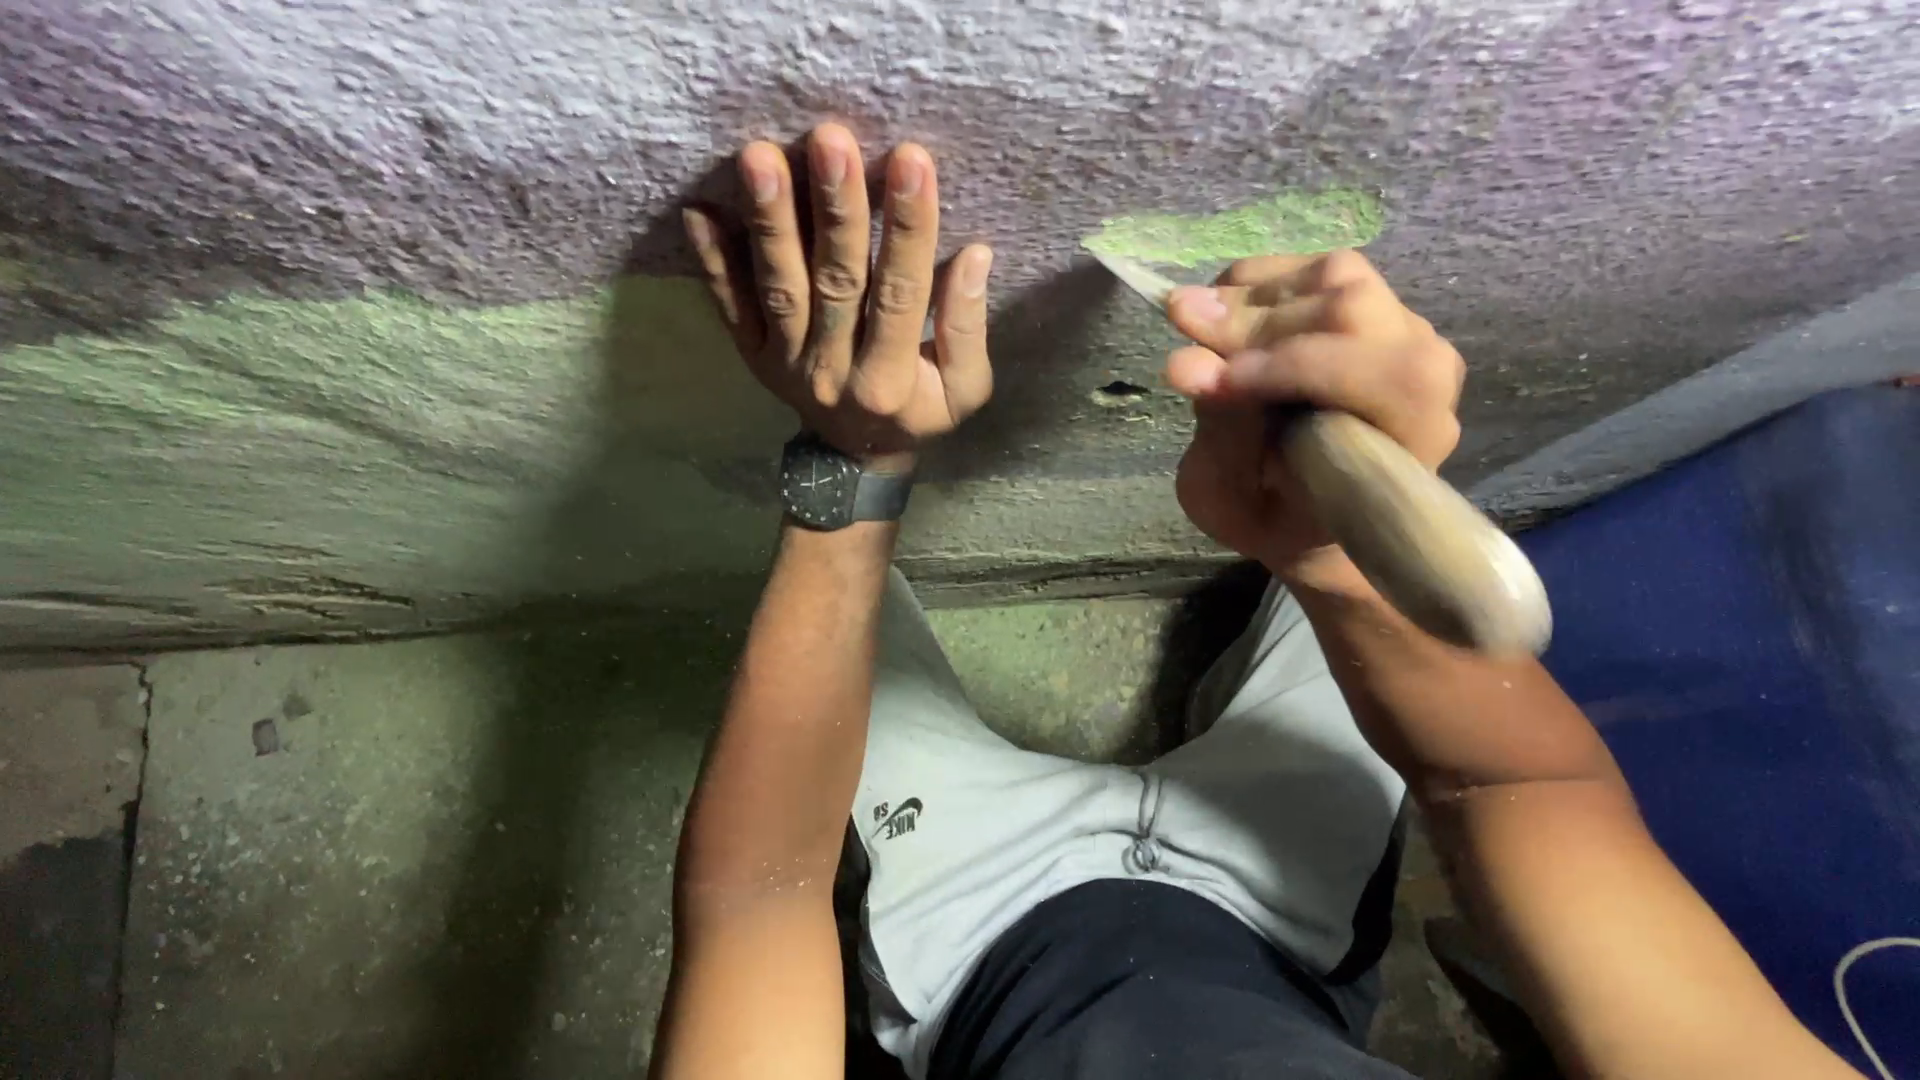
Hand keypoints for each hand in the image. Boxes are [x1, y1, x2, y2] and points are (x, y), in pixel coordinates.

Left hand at [682, 124, 994, 469]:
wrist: (857, 456)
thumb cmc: (918, 413)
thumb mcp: (964, 392)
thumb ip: (968, 330)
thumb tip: (975, 256)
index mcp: (890, 380)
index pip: (903, 295)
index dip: (908, 229)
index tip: (912, 160)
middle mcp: (833, 370)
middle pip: (836, 283)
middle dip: (836, 211)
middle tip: (831, 140)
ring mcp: (785, 362)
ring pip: (779, 288)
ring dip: (771, 222)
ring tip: (761, 157)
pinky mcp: (752, 354)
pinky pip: (730, 307)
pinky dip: (713, 262)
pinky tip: (700, 212)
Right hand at [1162, 250, 1465, 581]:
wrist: (1298, 505)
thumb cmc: (1272, 516)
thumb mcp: (1231, 501)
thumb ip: (1221, 436)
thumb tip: (1185, 363)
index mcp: (1412, 438)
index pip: (1385, 376)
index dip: (1294, 367)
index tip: (1216, 380)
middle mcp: (1425, 371)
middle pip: (1351, 312)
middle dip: (1255, 323)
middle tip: (1180, 320)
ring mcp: (1399, 329)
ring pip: (1335, 278)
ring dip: (1252, 296)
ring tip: (1192, 319)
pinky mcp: (1368, 303)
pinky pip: (1315, 268)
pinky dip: (1256, 280)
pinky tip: (1216, 308)